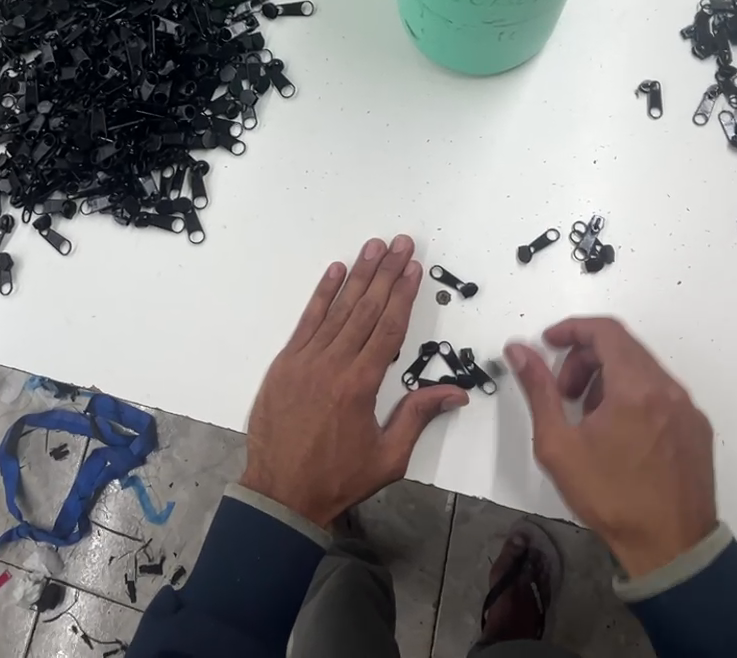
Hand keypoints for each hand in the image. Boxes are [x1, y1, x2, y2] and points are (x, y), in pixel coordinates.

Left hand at [240, 235, 469, 526]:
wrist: (280, 493)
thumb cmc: (338, 478)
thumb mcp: (388, 456)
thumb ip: (418, 416)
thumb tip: (456, 392)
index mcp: (360, 384)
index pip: (389, 328)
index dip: (403, 295)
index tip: (413, 267)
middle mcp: (333, 363)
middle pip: (366, 309)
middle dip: (386, 273)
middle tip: (400, 243)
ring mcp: (305, 359)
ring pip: (338, 309)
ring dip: (357, 276)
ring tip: (372, 247)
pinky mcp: (285, 362)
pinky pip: (307, 321)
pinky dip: (321, 295)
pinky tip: (334, 271)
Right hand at [505, 317, 716, 578]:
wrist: (672, 550)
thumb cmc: (610, 496)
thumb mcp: (559, 443)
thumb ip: (538, 388)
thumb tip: (518, 350)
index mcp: (636, 388)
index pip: (605, 330)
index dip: (571, 329)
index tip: (547, 344)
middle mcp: (668, 390)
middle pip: (622, 346)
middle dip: (584, 357)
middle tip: (562, 390)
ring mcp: (687, 409)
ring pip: (642, 368)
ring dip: (607, 376)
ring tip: (586, 414)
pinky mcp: (697, 429)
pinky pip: (660, 391)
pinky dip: (631, 393)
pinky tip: (616, 431)